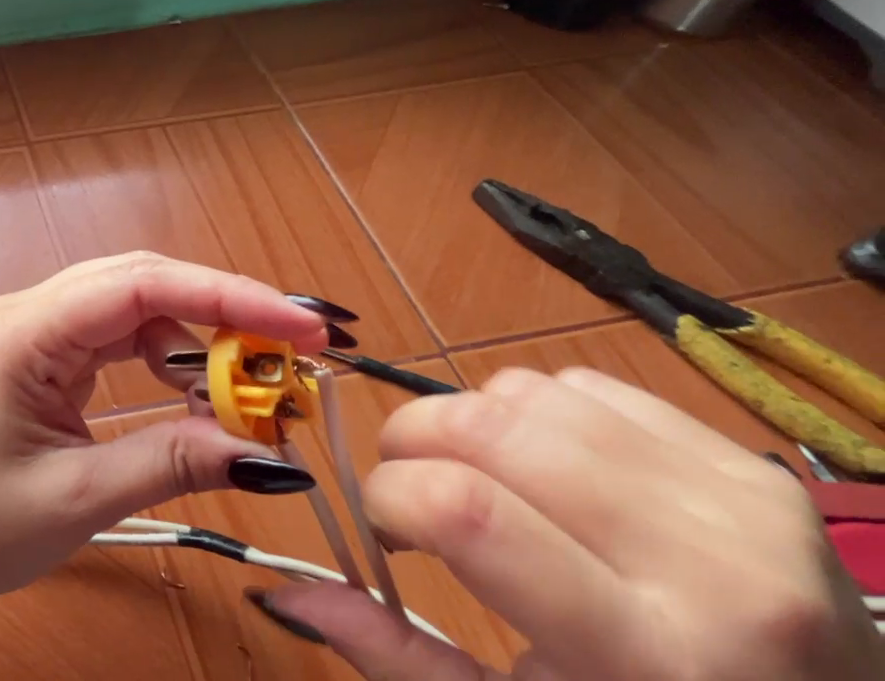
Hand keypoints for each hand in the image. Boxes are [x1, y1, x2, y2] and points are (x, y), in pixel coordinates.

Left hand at [0, 251, 327, 611]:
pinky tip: (196, 391)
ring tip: (250, 387)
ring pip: (134, 304)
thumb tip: (270, 451)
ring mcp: (34, 328)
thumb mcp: (83, 496)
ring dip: (197, 336)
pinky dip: (166, 355)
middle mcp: (27, 312)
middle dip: (221, 308)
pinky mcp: (44, 353)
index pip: (139, 285)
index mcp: (23, 332)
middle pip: (141, 281)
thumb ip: (175, 461)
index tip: (299, 327)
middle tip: (293, 350)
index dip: (226, 296)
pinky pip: (118, 333)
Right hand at [259, 367, 884, 680]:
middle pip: (490, 430)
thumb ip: (397, 656)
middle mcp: (708, 563)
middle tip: (414, 492)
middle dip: (412, 442)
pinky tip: (550, 472)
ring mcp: (742, 501)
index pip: (467, 510)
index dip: (389, 494)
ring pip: (530, 392)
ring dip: (470, 423)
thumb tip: (287, 592)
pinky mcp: (753, 465)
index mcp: (648, 653)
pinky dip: (535, 413)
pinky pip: (589, 386)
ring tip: (483, 483)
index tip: (387, 527)